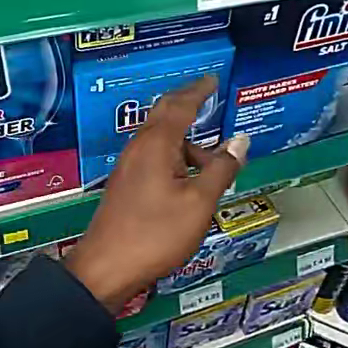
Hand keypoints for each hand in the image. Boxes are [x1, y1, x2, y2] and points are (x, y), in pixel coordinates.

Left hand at [67, 76, 249, 313]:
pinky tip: (190, 181)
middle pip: (165, 114)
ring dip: (187, 141)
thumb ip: (222, 169)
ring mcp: (129, 166)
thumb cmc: (156, 234)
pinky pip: (155, 156)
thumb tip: (240, 140)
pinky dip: (176, 157)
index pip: (181, 105)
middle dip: (187, 103)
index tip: (213, 79)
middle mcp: (139, 147)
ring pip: (161, 139)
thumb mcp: (200, 203)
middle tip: (208, 96)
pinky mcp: (126, 184)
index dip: (199, 91)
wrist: (106, 268)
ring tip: (213, 163)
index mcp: (157, 144)